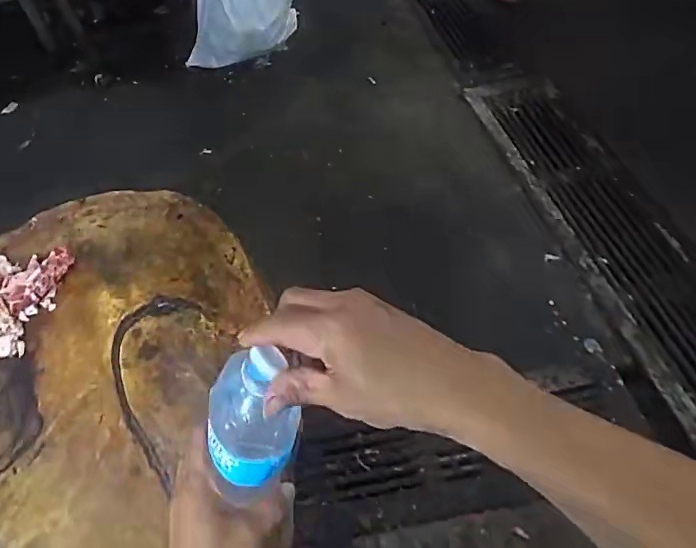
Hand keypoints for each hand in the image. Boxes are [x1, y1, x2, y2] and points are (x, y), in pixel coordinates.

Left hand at [169, 427, 292, 547]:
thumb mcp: (250, 530)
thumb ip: (271, 505)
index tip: (237, 416)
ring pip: (195, 473)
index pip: (197, 434)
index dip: (215, 421)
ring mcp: (178, 504)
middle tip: (244, 440)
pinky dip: (210, 486)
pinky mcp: (181, 521)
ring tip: (241, 465)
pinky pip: (194, 491)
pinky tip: (229, 496)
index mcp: (191, 477)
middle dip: (218, 444)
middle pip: (196, 452)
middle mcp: (180, 484)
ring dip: (214, 467)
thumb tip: (288, 484)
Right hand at [239, 288, 522, 439]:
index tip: (240, 343)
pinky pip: (331, 301)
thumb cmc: (397, 396)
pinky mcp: (373, 302)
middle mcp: (336, 302)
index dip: (256, 334)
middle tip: (278, 356)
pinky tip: (333, 348)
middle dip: (276, 322)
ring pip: (311, 297)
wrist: (455, 383)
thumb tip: (266, 397)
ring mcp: (357, 298)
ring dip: (298, 318)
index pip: (277, 324)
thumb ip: (300, 388)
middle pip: (290, 300)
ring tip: (308, 357)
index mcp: (326, 327)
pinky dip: (319, 316)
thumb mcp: (343, 397)